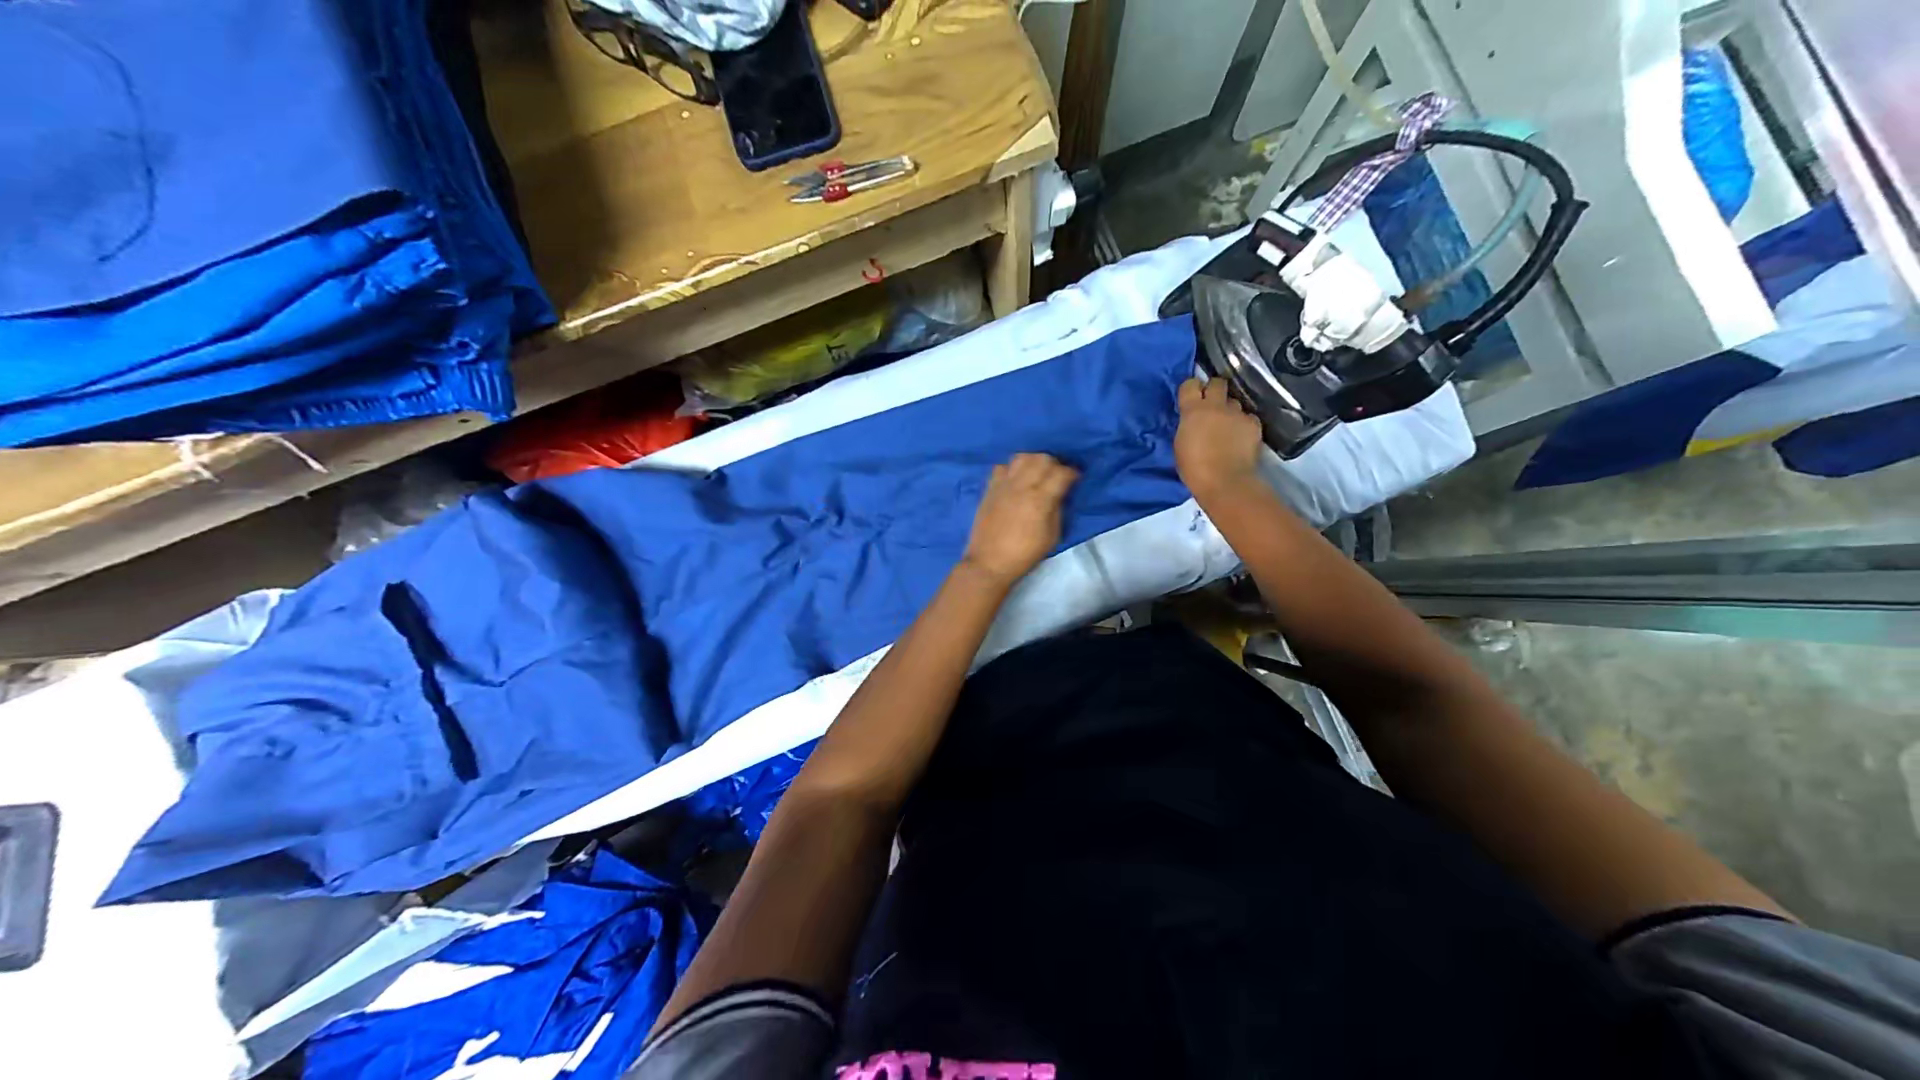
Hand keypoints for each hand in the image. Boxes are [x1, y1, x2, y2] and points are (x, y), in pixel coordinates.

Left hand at [960, 453, 1079, 587]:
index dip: (1072, 473)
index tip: (1075, 479)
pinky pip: (1002, 467)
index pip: (1061, 473)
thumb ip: (1057, 509)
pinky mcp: (990, 488)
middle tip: (1057, 475)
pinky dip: (1012, 469)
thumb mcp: (1052, 535)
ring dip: (1033, 461)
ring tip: (1037, 473)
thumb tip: (1059, 493)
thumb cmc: (1025, 553)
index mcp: (1040, 499)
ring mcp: (1003, 484)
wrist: (990, 561)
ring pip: (1022, 457)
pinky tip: (1016, 480)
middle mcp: (1022, 486)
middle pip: (1042, 459)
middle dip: (1054, 464)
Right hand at [1174, 376, 1264, 498]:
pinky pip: (1248, 417)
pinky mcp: (1254, 424)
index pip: (1190, 384)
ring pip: (1234, 402)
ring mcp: (1238, 414)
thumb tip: (1194, 420)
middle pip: (1217, 383)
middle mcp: (1217, 406)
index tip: (1192, 396)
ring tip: (1228, 425)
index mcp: (1193, 411)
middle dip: (1214, 390)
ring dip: (1230, 410)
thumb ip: (1188, 425)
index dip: (1192, 388)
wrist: (1225, 481)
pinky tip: (1241, 436)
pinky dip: (1244, 424)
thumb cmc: (1194, 468)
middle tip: (1212, 405)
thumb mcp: (1181, 444)